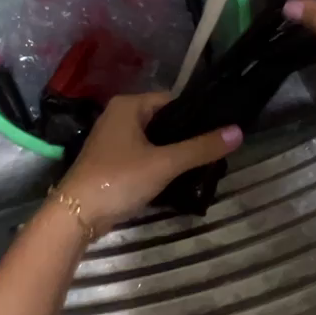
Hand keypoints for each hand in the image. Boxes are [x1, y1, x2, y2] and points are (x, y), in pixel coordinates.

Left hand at [55, 92, 240, 233]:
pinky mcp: (112, 161)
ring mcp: (113, 139)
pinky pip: (143, 154)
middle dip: (187, 136)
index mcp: (128, 105)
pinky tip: (179, 177)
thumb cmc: (119, 179)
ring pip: (153, 139)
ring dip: (174, 152)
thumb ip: (200, 148)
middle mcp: (118, 115)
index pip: (172, 100)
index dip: (196, 115)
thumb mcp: (164, 163)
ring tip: (204, 165)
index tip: (221, 130)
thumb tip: (238, 131)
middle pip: (163, 120)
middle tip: (216, 152)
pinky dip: (159, 163)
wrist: (77, 214)